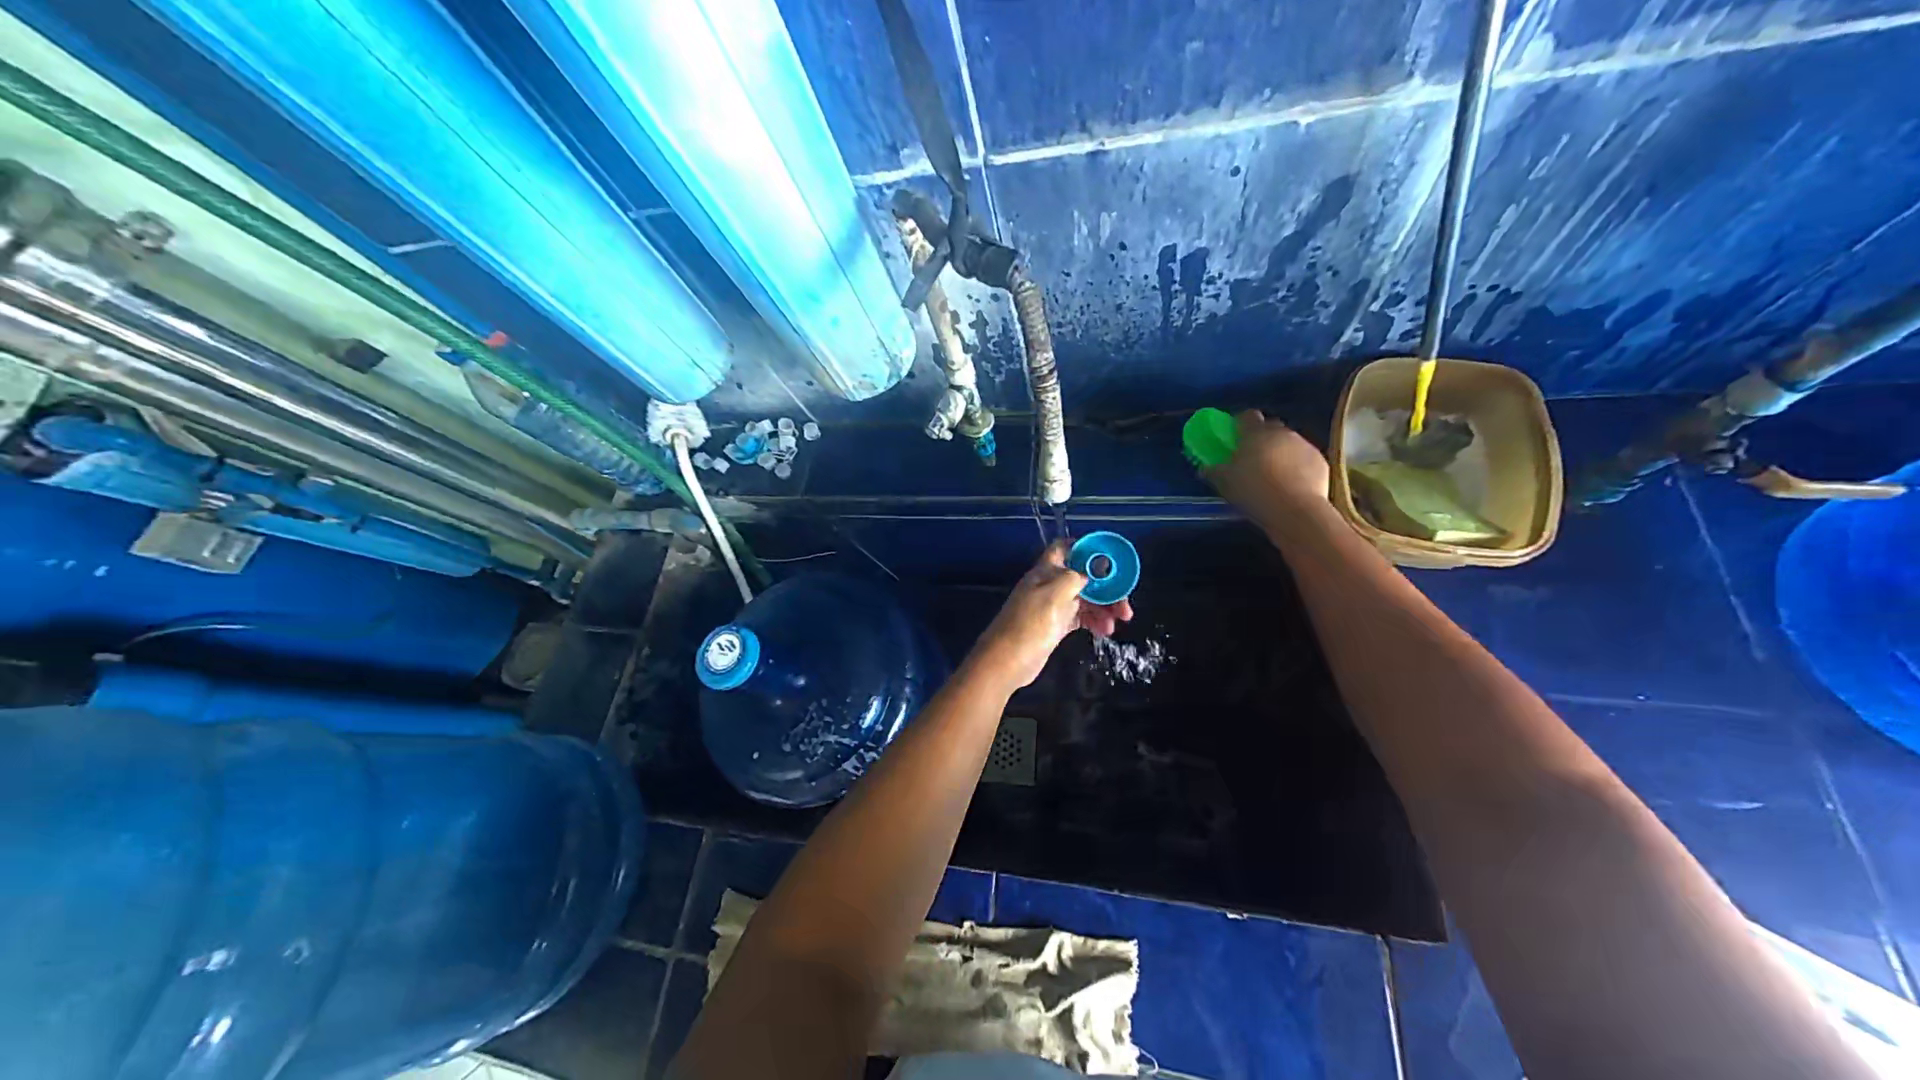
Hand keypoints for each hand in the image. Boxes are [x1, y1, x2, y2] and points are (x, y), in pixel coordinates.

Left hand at [965, 541, 1133, 689]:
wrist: (1006, 662)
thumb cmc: (1028, 625)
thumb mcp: (1053, 595)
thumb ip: (1074, 577)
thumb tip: (1091, 571)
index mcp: (1046, 570)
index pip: (1067, 547)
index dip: (1089, 549)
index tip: (1112, 562)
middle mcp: (1050, 584)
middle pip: (1084, 576)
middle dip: (1106, 587)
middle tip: (1124, 606)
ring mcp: (1053, 605)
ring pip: (1085, 598)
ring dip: (1104, 607)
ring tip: (1116, 624)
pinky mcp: (1055, 624)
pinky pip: (1080, 617)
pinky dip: (1094, 621)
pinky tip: (1105, 631)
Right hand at [1203, 409, 1329, 523]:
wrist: (1296, 510)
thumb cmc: (1253, 491)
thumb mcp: (1224, 483)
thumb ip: (1213, 471)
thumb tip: (1205, 467)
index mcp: (1256, 433)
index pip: (1247, 416)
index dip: (1240, 424)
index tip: (1234, 437)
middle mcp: (1282, 433)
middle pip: (1270, 428)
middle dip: (1261, 438)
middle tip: (1252, 458)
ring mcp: (1304, 446)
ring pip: (1289, 444)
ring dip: (1280, 453)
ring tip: (1272, 476)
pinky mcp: (1321, 462)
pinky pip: (1304, 459)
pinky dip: (1297, 467)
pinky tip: (1291, 486)